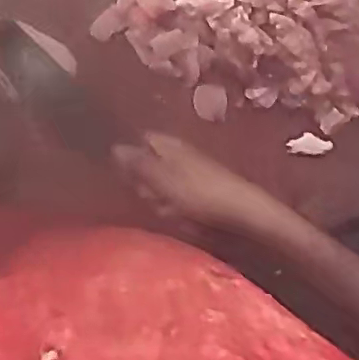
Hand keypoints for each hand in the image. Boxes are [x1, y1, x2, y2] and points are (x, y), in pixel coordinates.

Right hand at [112, 132, 288, 233]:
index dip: (129, 159)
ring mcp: (189, 170)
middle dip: (145, 185)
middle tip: (153, 197)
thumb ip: (136, 162)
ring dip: (161, 201)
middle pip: (146, 166)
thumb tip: (113, 147)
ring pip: (161, 185)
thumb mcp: (161, 177)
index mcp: (166, 143)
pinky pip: (177, 198)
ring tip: (172, 211)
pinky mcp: (199, 189)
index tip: (127, 177)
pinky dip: (177, 208)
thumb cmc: (199, 192)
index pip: (138, 141)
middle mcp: (176, 152)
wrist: (244, 212)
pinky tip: (185, 218)